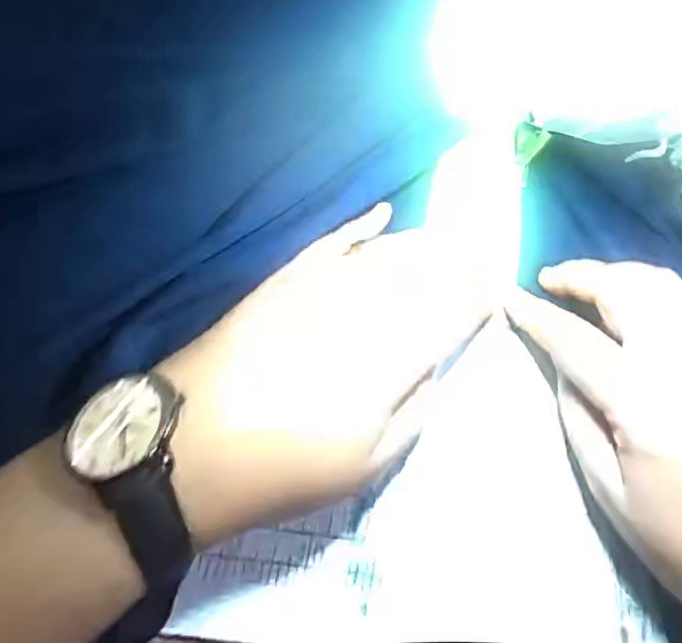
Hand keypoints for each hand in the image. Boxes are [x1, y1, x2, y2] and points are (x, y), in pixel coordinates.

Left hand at [157, 204, 489, 546]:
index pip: (451, 313)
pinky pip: (335, 240)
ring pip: (389, 250)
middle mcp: (368, 310)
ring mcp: (326, 287)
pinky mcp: (289, 279)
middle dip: (461, 262)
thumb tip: (435, 368)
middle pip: (428, 273)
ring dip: (425, 241)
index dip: (478, 296)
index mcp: (392, 357)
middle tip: (481, 253)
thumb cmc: (282, 467)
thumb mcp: (364, 467)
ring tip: (446, 237)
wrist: (184, 450)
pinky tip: (383, 214)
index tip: (497, 286)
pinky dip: (362, 225)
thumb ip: (415, 413)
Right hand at [504, 261, 681, 642]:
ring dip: (620, 273)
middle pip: (625, 289)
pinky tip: (640, 302)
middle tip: (551, 278)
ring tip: (590, 284)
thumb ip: (578, 419)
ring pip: (662, 283)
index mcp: (642, 396)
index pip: (576, 340)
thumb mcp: (609, 492)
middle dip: (583, 275)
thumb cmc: (681, 536)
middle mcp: (679, 356)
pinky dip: (656, 288)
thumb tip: (566, 370)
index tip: (510, 297)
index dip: (538, 316)